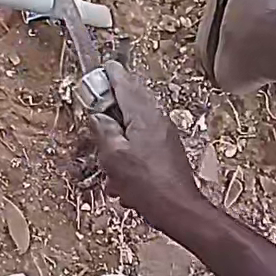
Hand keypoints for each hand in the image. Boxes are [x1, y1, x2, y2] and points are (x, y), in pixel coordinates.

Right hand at [88, 62, 206, 220]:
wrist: (178, 209)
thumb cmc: (147, 184)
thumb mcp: (114, 156)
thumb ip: (103, 131)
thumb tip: (98, 116)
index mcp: (144, 116)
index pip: (126, 85)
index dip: (112, 75)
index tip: (105, 66)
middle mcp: (158, 121)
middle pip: (132, 101)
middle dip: (114, 103)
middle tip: (97, 105)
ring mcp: (165, 136)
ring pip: (136, 123)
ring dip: (120, 132)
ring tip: (106, 150)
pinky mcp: (166, 151)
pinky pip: (143, 141)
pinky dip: (129, 149)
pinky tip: (120, 174)